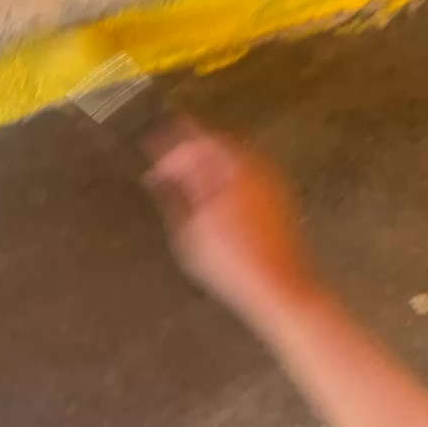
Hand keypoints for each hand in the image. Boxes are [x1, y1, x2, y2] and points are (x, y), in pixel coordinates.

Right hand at [142, 117, 320, 321]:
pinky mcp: (278, 203)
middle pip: (215, 147)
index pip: (194, 139)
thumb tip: (160, 174)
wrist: (277, 287)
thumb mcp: (189, 228)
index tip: (149, 151)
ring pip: (230, 165)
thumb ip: (174, 193)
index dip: (168, 145)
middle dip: (188, 156)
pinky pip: (244, 181)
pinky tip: (210, 206)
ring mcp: (270, 184)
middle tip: (164, 171)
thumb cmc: (232, 259)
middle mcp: (255, 167)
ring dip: (205, 171)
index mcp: (232, 165)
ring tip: (183, 189)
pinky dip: (222, 185)